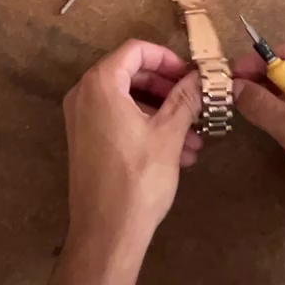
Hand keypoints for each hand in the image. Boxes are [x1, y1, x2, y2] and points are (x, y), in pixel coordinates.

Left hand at [46, 40, 203, 284]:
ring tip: (195, 136)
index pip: (135, 50)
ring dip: (162, 113)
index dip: (166, 57)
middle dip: (167, 88)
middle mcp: (84, 93)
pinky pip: (118, 119)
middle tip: (195, 101)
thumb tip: (202, 76)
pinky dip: (146, 126)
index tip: (190, 73)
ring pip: (127, 100)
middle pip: (131, 73)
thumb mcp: (168, 134)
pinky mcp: (85, 139)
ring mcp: (81, 117)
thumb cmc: (137, 179)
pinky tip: (178, 152)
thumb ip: (185, 98)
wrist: (106, 234)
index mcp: (100, 83)